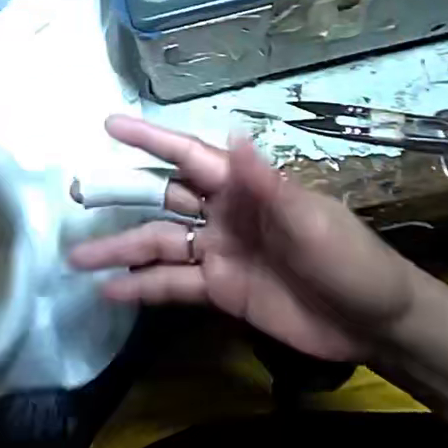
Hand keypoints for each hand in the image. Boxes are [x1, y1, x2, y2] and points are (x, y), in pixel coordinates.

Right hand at [68, 115, 425, 360]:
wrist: (371, 323)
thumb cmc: (348, 259)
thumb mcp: (311, 220)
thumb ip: (267, 185)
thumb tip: (234, 135)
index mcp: (245, 188)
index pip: (189, 156)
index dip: (150, 140)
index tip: (110, 124)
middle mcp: (225, 214)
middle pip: (163, 198)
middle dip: (122, 194)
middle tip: (78, 194)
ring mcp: (220, 252)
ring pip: (159, 244)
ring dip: (120, 249)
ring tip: (76, 257)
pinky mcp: (220, 290)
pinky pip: (173, 285)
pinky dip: (141, 288)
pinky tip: (109, 292)